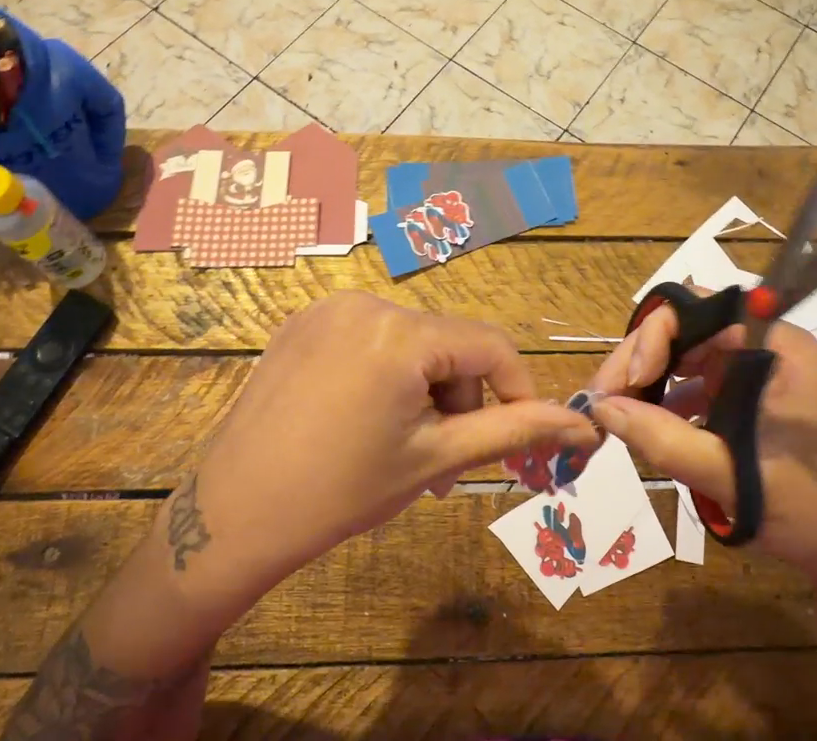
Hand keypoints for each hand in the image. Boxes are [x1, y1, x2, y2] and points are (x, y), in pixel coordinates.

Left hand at [185, 292, 598, 589]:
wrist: (233, 513)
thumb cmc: (342, 491)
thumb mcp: (437, 459)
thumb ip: (514, 431)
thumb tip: (583, 427)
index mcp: (401, 331)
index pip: (491, 346)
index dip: (518, 392)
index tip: (519, 439)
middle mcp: (364, 303)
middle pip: (447, 343)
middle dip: (460, 400)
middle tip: (446, 465)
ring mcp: (325, 309)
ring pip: (408, 341)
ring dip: (423, 390)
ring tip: (403, 450)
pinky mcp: (299, 325)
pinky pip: (366, 339)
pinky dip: (384, 374)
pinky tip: (362, 422)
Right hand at [584, 292, 816, 574]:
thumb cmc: (813, 511)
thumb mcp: (730, 475)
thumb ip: (663, 440)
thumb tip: (600, 407)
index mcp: (776, 347)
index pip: (698, 309)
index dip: (653, 337)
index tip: (625, 385)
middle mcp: (769, 348)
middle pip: (688, 331)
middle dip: (641, 362)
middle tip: (605, 402)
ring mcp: (762, 374)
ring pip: (689, 358)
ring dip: (650, 381)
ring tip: (619, 417)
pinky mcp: (755, 401)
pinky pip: (701, 385)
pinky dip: (671, 402)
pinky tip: (650, 430)